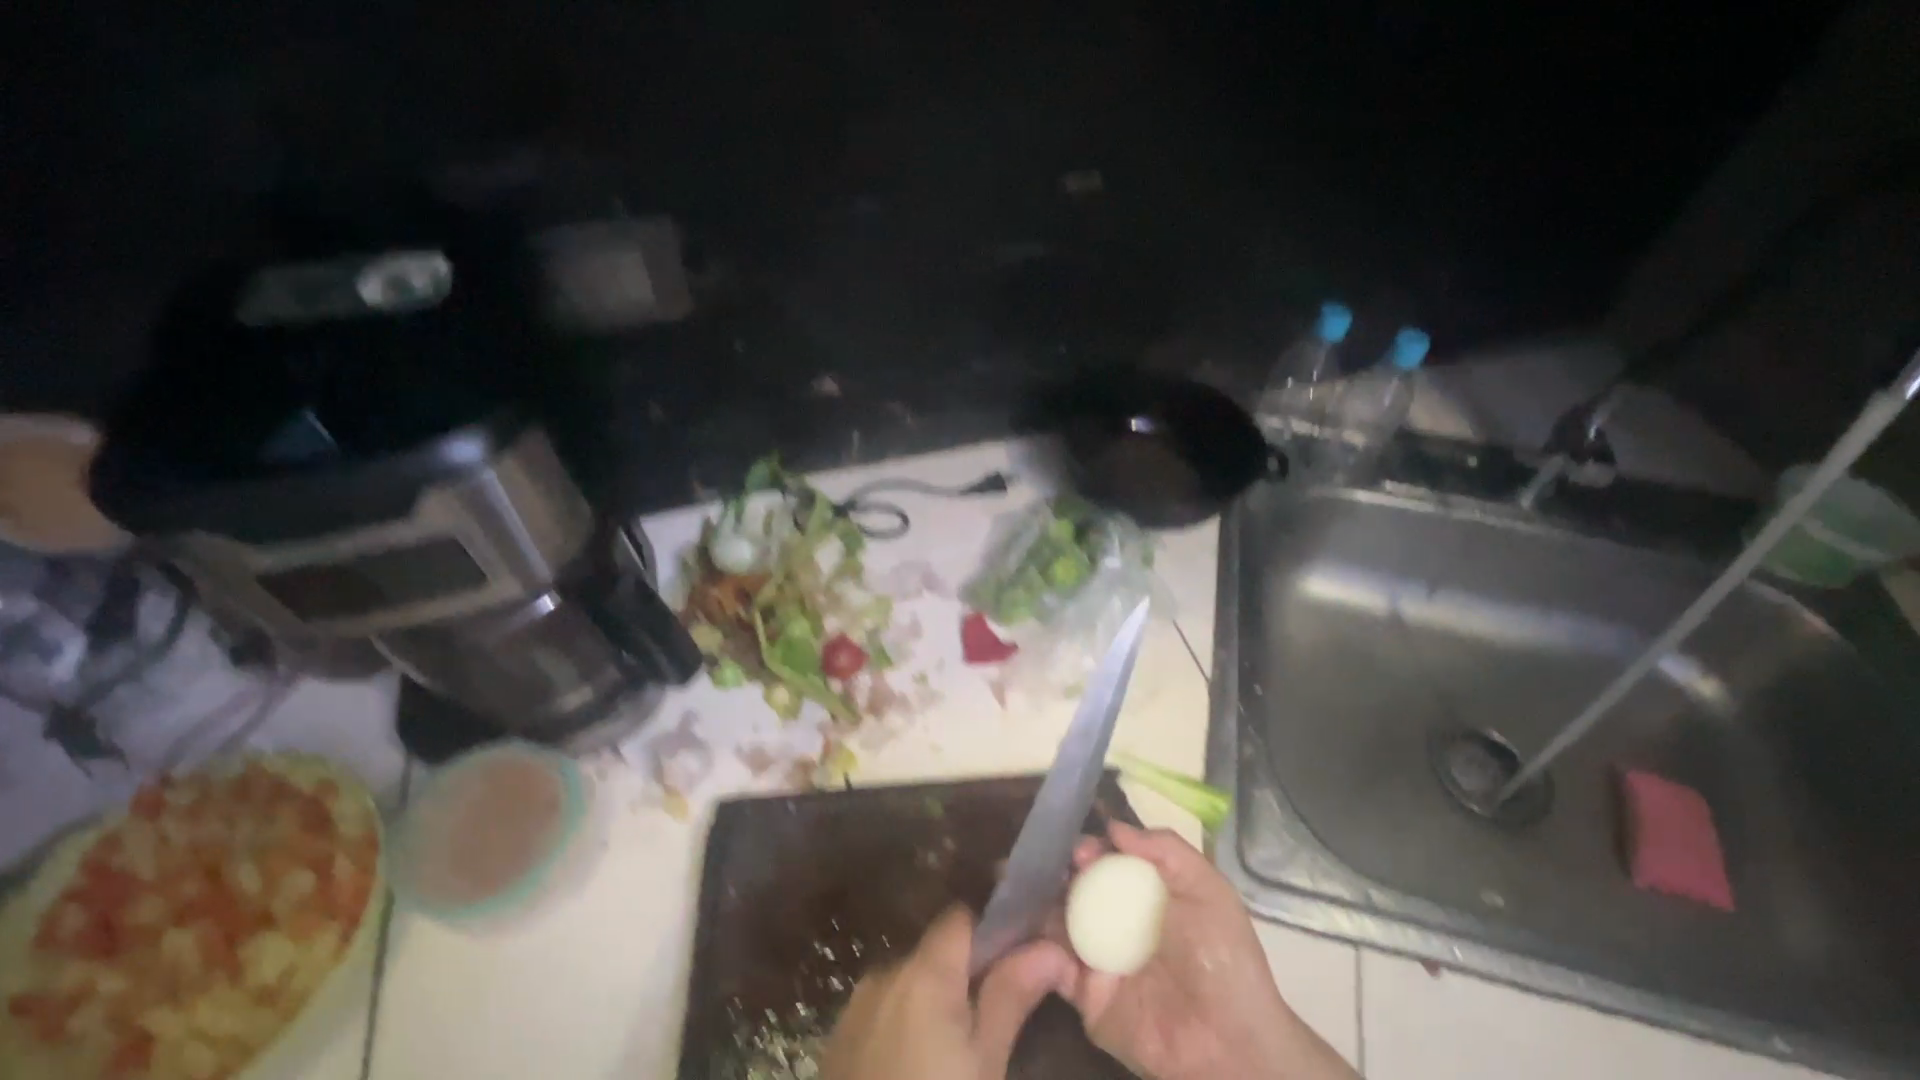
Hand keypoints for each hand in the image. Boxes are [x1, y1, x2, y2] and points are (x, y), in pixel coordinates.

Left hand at [822, 905, 1068, 1079]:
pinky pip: (886, 1010)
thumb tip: (1052, 948)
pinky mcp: (840, 1037)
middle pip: (938, 951)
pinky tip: (925, 1064)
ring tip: (966, 1046)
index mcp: (923, 971)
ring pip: (912, 983)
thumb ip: (1011, 997)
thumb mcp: (986, 1064)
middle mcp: (885, 972)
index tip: (1028, 948)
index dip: (996, 926)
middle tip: (1006, 1008)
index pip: (963, 916)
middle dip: (971, 971)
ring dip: (940, 1000)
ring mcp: (857, 1005)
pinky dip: (910, 1023)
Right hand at [1054, 823, 1358, 1079]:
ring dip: (1042, 902)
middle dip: (1060, 870)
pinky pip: (1050, 966)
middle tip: (1053, 866)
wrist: (1224, 1039)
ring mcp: (1099, 959)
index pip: (1110, 862)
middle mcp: (1120, 923)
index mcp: (1149, 897)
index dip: (1093, 848)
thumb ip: (1165, 849)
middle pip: (1078, 886)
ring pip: (1057, 920)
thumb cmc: (1219, 955)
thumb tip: (1113, 827)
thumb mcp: (1206, 889)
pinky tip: (1038, 930)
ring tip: (1031, 890)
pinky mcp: (1084, 995)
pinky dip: (1038, 947)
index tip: (1081, 847)